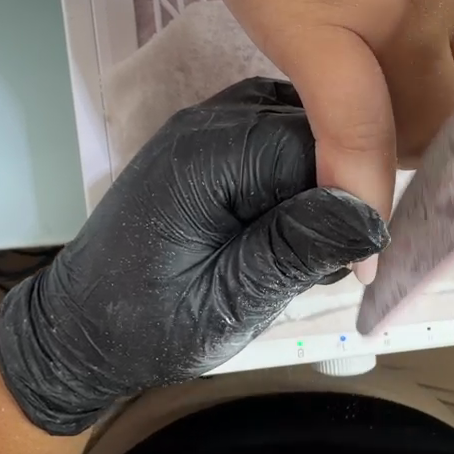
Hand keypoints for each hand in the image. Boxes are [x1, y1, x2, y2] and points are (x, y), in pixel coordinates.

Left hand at [0, 79, 385, 433]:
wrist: (83, 328)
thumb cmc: (148, 328)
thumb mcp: (229, 302)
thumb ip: (294, 251)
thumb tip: (370, 213)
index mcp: (207, 158)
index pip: (319, 144)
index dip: (348, 199)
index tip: (340, 262)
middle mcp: (205, 125)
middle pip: (312, 129)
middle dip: (330, 195)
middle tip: (314, 266)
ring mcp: (202, 129)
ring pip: (299, 132)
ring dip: (313, 188)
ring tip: (294, 251)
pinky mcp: (203, 146)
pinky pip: (271, 142)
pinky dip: (290, 180)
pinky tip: (279, 226)